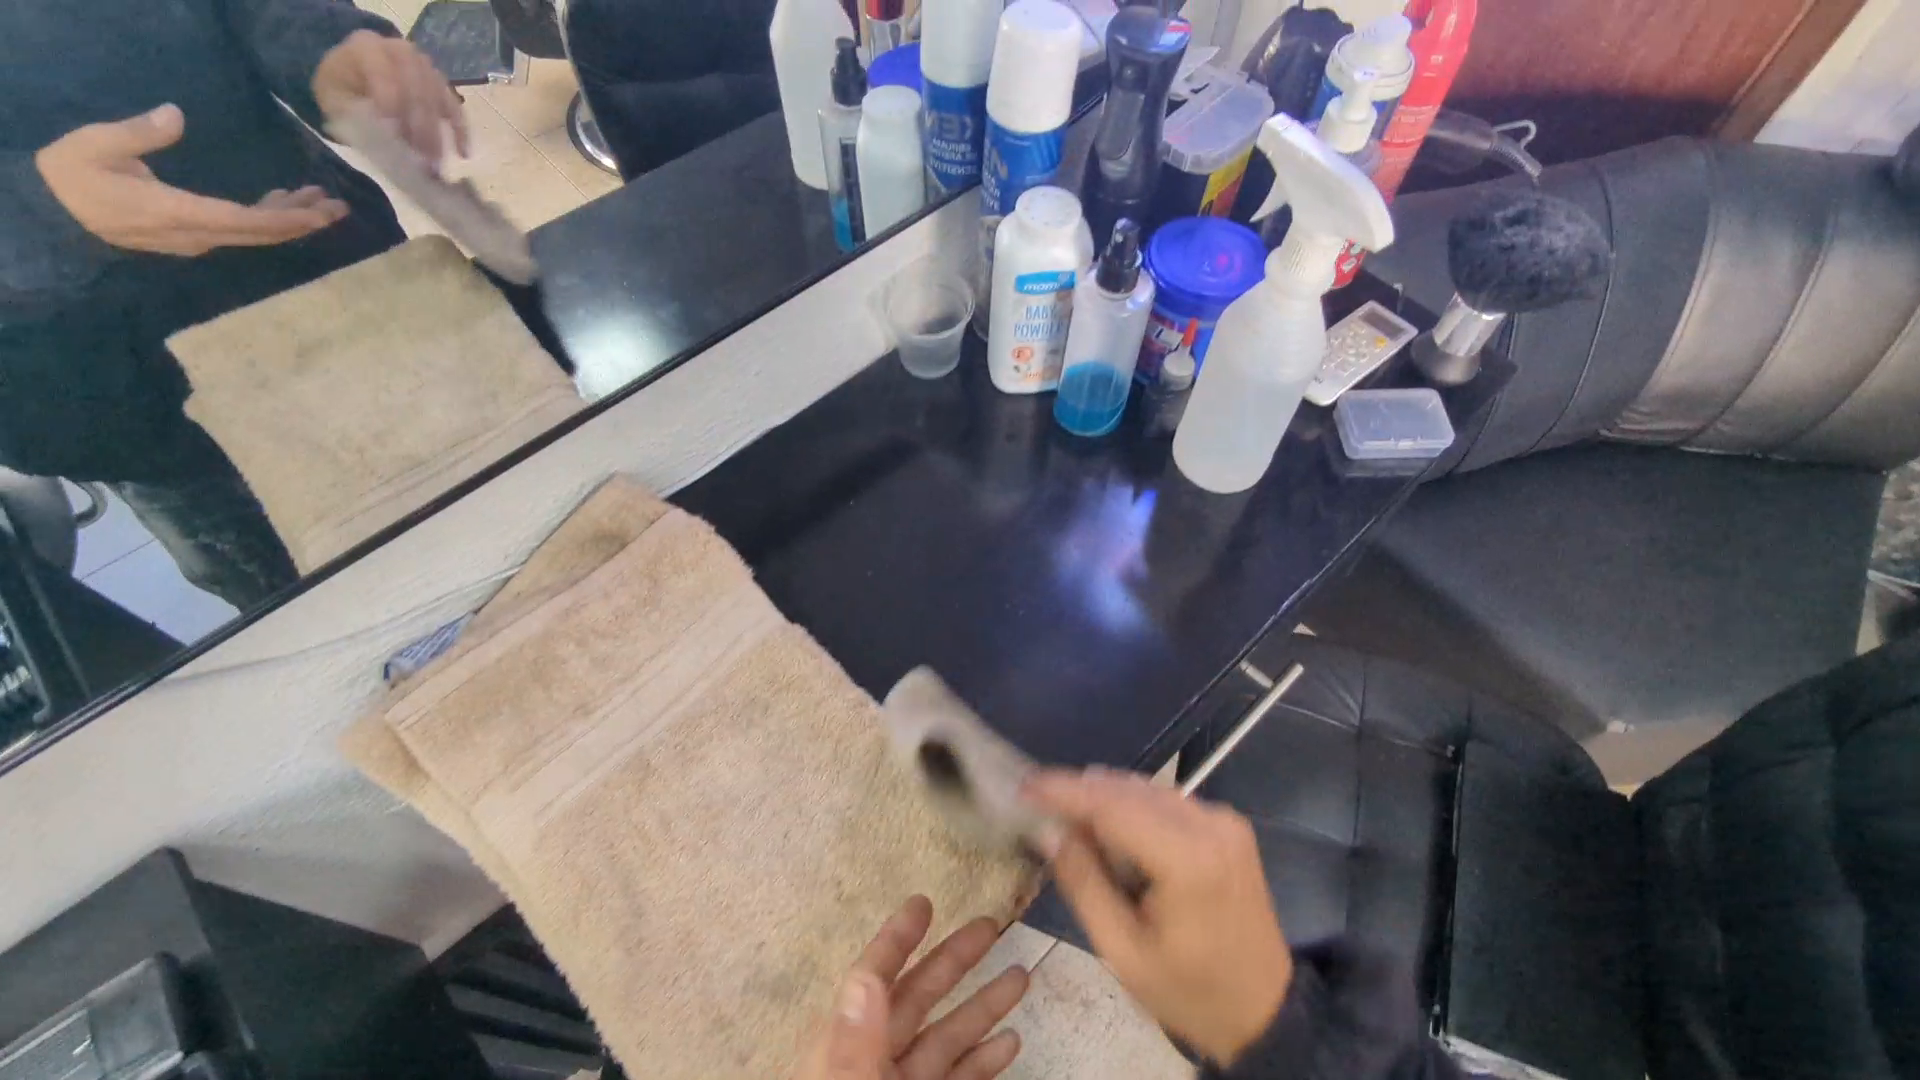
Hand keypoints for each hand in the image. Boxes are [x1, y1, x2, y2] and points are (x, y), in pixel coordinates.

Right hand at [35, 105, 348, 255]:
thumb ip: (137, 134)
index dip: (289, 220)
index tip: (323, 214)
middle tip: (341, 206)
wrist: (49, 216)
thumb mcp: (93, 147)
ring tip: (322, 198)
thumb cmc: (70, 178)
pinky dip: (269, 215)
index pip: (248, 222)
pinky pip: (243, 229)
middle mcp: (200, 234)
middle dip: (306, 221)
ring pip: (257, 232)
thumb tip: (176, 115)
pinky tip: (286, 199)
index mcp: (178, 213)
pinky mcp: (196, 235)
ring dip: (291, 216)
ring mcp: (200, 238)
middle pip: (265, 232)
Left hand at [314, 29, 468, 164]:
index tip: (397, 137)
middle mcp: (399, 51)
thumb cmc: (344, 94)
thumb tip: (388, 139)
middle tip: (421, 158)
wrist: (356, 83)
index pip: (385, 73)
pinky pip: (455, 107)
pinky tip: (462, 154)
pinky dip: (460, 131)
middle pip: (418, 87)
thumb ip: (358, 116)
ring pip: (438, 98)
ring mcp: (424, 66)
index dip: (393, 104)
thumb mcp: (338, 101)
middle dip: (421, 126)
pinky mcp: (441, 84)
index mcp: (365, 48)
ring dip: (438, 133)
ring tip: (434, 163)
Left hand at [795, 896, 1028, 1079]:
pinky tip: (1010, 1040)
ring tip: (1020, 975)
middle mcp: (873, 1059)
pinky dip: (982, 1060)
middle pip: (918, 1000)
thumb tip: (865, 979)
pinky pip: (956, 1079)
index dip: (897, 939)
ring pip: (945, 1039)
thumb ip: (856, 1043)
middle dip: (955, 961)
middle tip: (990, 925)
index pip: (873, 980)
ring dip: (983, 1008)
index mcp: (847, 1047)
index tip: (923, 901)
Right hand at [1025, 767, 1292, 1065]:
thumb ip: (1084, 884)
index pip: (1112, 807)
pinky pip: (1167, 801)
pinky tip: (1106, 822)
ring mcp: (1225, 822)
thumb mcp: (1124, 952)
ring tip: (1062, 811)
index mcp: (1188, 861)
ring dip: (1104, 795)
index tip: (1023, 786)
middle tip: (1033, 798)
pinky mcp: (1229, 826)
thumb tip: (1047, 831)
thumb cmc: (1190, 993)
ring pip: (1147, 789)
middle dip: (1078, 790)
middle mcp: (1211, 826)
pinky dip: (1132, 805)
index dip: (1063, 791)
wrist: (1267, 1012)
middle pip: (1129, 790)